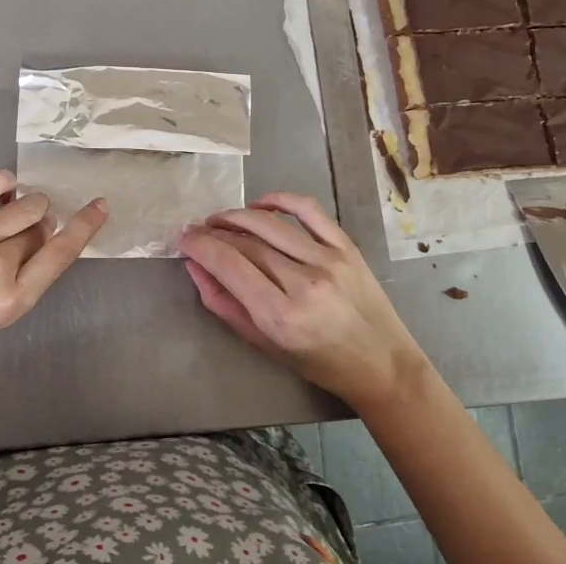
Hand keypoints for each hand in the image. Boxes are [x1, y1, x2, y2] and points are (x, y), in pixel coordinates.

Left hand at [0, 170, 106, 373]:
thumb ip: (7, 284)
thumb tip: (28, 244)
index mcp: (7, 303)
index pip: (60, 256)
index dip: (84, 228)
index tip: (100, 206)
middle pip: (40, 229)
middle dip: (38, 226)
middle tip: (19, 231)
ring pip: (23, 204)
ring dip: (26, 203)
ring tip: (10, 208)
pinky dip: (3, 182)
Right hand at [180, 192, 428, 409]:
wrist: (382, 363)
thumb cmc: (320, 363)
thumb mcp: (265, 345)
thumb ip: (226, 305)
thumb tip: (196, 268)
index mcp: (281, 315)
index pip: (229, 265)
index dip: (200, 247)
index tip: (183, 239)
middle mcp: (303, 282)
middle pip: (246, 243)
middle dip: (214, 233)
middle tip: (196, 231)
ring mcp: (328, 260)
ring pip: (270, 224)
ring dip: (237, 216)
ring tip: (219, 220)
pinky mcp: (346, 247)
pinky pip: (307, 210)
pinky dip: (279, 200)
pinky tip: (259, 205)